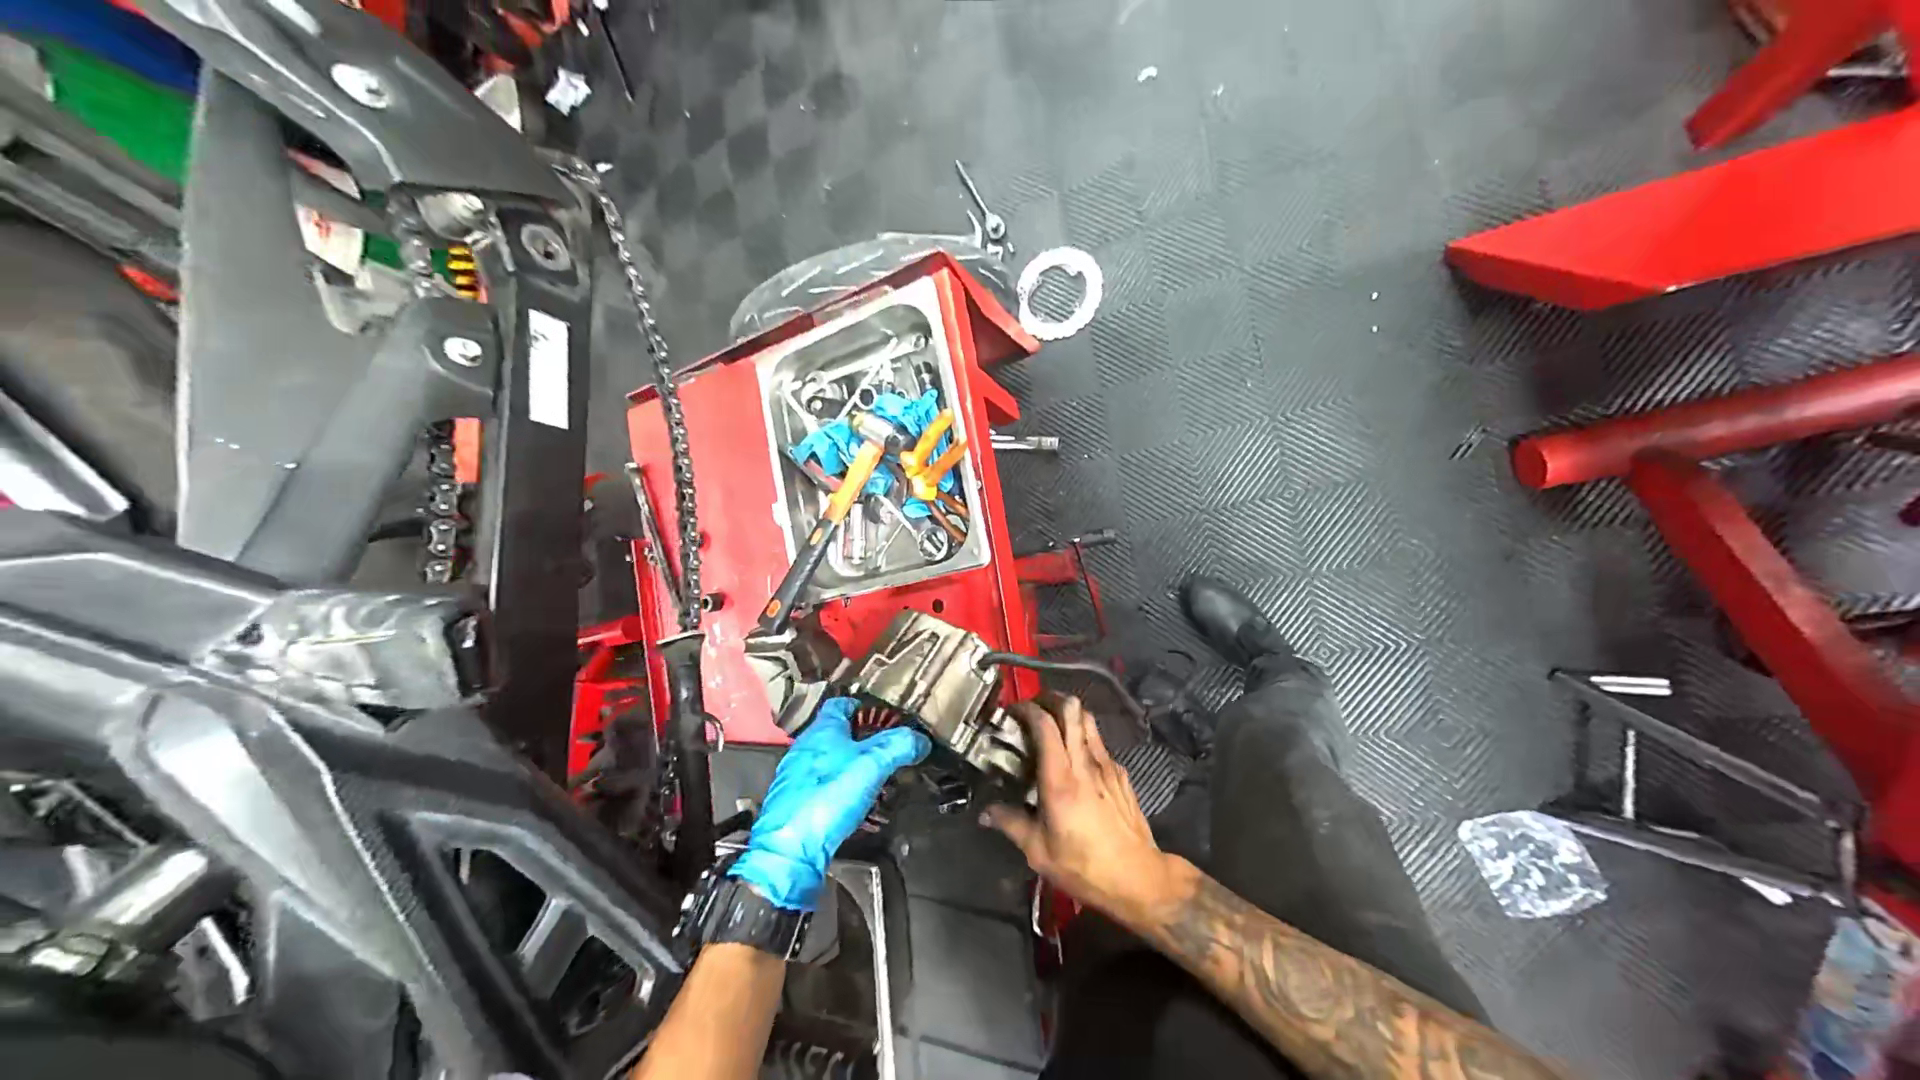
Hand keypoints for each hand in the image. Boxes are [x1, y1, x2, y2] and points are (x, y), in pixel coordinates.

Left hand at [729, 697, 928, 910]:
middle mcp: (806, 750)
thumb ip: (898, 746)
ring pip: (832, 764)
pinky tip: (856, 809)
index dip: (863, 707)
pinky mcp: (798, 804)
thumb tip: (918, 739)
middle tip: (886, 752)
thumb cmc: (823, 801)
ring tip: (876, 783)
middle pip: (838, 736)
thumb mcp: (873, 765)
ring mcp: (798, 778)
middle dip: (864, 743)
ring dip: (854, 770)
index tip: (880, 715)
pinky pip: (824, 791)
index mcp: (822, 731)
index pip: (841, 704)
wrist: (790, 852)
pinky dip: (842, 795)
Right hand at [984, 695, 1177, 927]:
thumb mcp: (1038, 852)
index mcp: (1061, 780)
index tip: (1012, 711)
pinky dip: (1082, 738)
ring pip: (1088, 721)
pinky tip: (1074, 759)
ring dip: (1068, 714)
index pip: (1045, 725)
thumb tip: (986, 812)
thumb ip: (1010, 824)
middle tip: (1032, 708)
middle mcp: (1085, 764)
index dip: (1027, 709)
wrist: (1139, 880)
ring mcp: (1107, 766)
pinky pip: (1099, 744)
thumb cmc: (1085, 867)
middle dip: (1050, 699)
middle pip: (1072, 710)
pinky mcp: (1121, 775)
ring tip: (1051, 726)